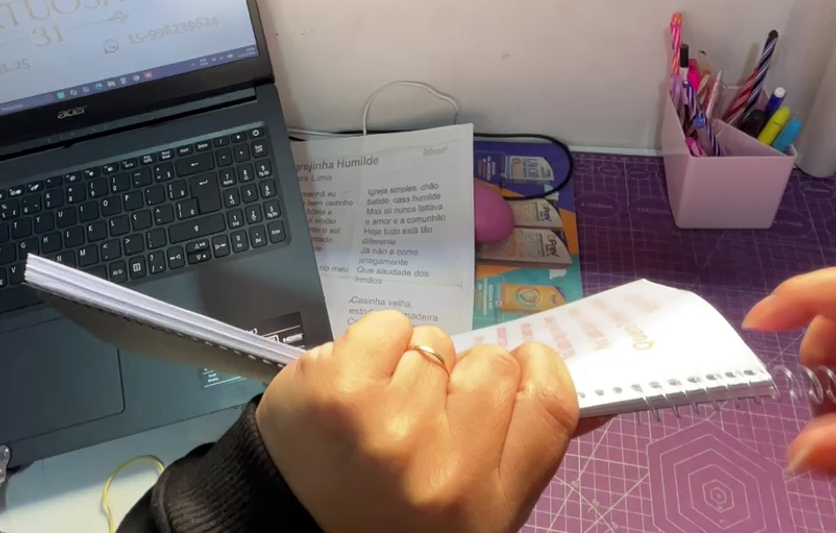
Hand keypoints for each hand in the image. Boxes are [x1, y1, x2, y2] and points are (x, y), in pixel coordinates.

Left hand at [255, 310, 578, 532]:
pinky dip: (370, 345)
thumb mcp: (465, 505)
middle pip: (491, 361)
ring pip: (433, 342)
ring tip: (377, 409)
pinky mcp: (340, 385)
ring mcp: (391, 423)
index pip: (550, 404)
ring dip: (409, 363)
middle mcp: (447, 468)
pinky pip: (387, 323)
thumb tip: (551, 368)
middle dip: (461, 374)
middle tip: (422, 411)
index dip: (537, 370)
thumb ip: (513, 446)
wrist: (284, 525)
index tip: (516, 368)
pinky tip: (350, 388)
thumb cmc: (384, 512)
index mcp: (488, 506)